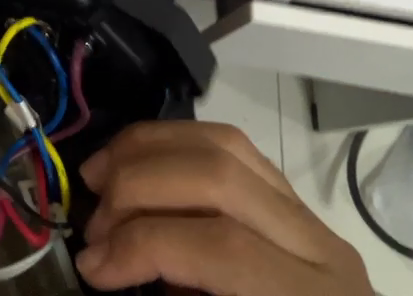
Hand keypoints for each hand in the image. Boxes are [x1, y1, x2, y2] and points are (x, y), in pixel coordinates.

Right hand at [76, 121, 371, 295]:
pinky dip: (173, 144)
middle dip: (137, 186)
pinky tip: (139, 162)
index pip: (221, 247)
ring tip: (101, 175)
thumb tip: (102, 267)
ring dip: (148, 149)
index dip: (143, 246)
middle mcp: (320, 248)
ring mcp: (309, 216)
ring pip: (224, 144)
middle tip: (93, 223)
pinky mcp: (291, 200)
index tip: (92, 267)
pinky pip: (230, 147)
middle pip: (218, 176)